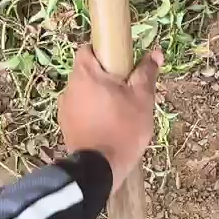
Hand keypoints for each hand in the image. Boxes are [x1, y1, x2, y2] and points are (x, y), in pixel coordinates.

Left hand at [58, 46, 160, 191]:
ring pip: (85, 92)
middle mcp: (69, 87)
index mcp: (84, 73)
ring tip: (120, 111)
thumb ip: (146, 73)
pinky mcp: (65, 125)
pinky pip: (81, 110)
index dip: (105, 51)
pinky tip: (108, 125)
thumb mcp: (142, 99)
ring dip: (100, 96)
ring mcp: (64, 108)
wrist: (99, 170)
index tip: (122, 63)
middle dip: (106, 77)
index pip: (88, 48)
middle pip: (87, 72)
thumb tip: (155, 53)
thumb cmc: (122, 129)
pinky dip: (93, 113)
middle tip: (127, 90)